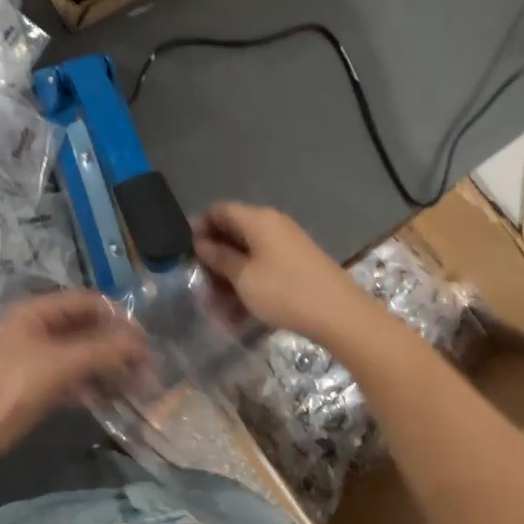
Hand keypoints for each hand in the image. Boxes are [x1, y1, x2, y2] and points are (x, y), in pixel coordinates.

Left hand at [0, 290, 147, 459]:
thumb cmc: (11, 381)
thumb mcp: (60, 361)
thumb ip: (104, 350)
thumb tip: (142, 343)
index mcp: (41, 311)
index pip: (90, 303)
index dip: (119, 318)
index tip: (145, 339)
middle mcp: (42, 330)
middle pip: (90, 331)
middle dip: (118, 347)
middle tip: (148, 368)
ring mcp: (41, 360)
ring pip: (85, 358)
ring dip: (110, 369)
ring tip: (139, 387)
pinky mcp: (41, 388)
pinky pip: (76, 381)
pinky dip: (95, 388)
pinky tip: (115, 400)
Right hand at [193, 202, 376, 345]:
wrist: (338, 314)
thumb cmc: (284, 291)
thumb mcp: (244, 277)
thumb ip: (219, 257)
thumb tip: (201, 242)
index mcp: (258, 219)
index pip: (220, 210)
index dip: (199, 226)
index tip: (185, 252)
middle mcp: (272, 225)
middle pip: (233, 232)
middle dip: (214, 258)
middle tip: (200, 285)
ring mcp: (286, 245)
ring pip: (248, 255)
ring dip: (229, 277)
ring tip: (217, 307)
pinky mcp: (296, 265)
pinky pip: (263, 268)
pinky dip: (248, 284)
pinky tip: (238, 313)